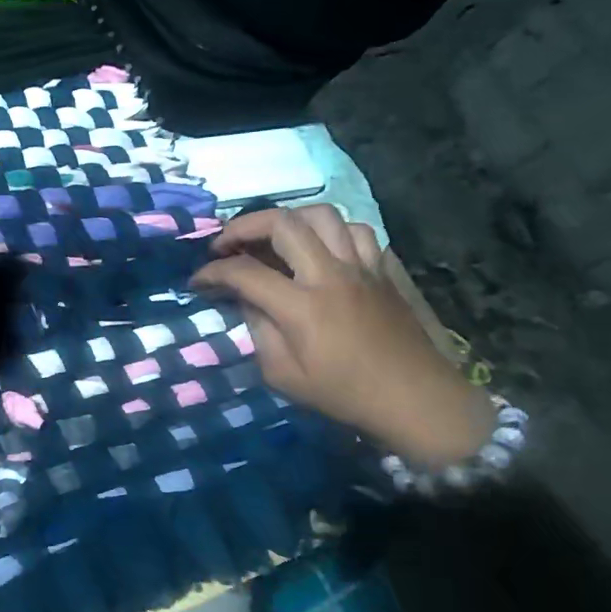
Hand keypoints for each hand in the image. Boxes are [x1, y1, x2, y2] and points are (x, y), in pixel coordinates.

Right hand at [191, 205, 496, 468]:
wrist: (412, 397)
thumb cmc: (343, 394)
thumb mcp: (283, 376)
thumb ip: (258, 331)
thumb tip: (245, 299)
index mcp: (302, 307)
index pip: (245, 273)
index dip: (213, 272)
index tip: (198, 281)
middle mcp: (330, 275)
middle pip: (282, 223)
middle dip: (243, 226)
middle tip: (226, 244)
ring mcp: (361, 266)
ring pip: (322, 214)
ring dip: (288, 220)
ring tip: (272, 239)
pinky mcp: (382, 269)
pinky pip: (355, 231)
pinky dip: (330, 232)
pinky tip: (320, 249)